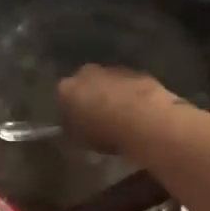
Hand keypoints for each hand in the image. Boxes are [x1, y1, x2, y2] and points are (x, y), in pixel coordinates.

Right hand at [57, 65, 175, 153]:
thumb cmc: (107, 133)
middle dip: (90, 96)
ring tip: (122, 116)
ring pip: (108, 81)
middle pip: (85, 84)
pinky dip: (130, 93)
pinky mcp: (137, 72)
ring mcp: (113, 69)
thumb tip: (74, 128)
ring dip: (112, 94)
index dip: (70, 111)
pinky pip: (128, 84)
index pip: (63, 98)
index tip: (78, 123)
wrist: (146, 120)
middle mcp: (87, 73)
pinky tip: (138, 111)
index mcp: (68, 89)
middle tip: (99, 117)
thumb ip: (73, 131)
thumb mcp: (81, 141)